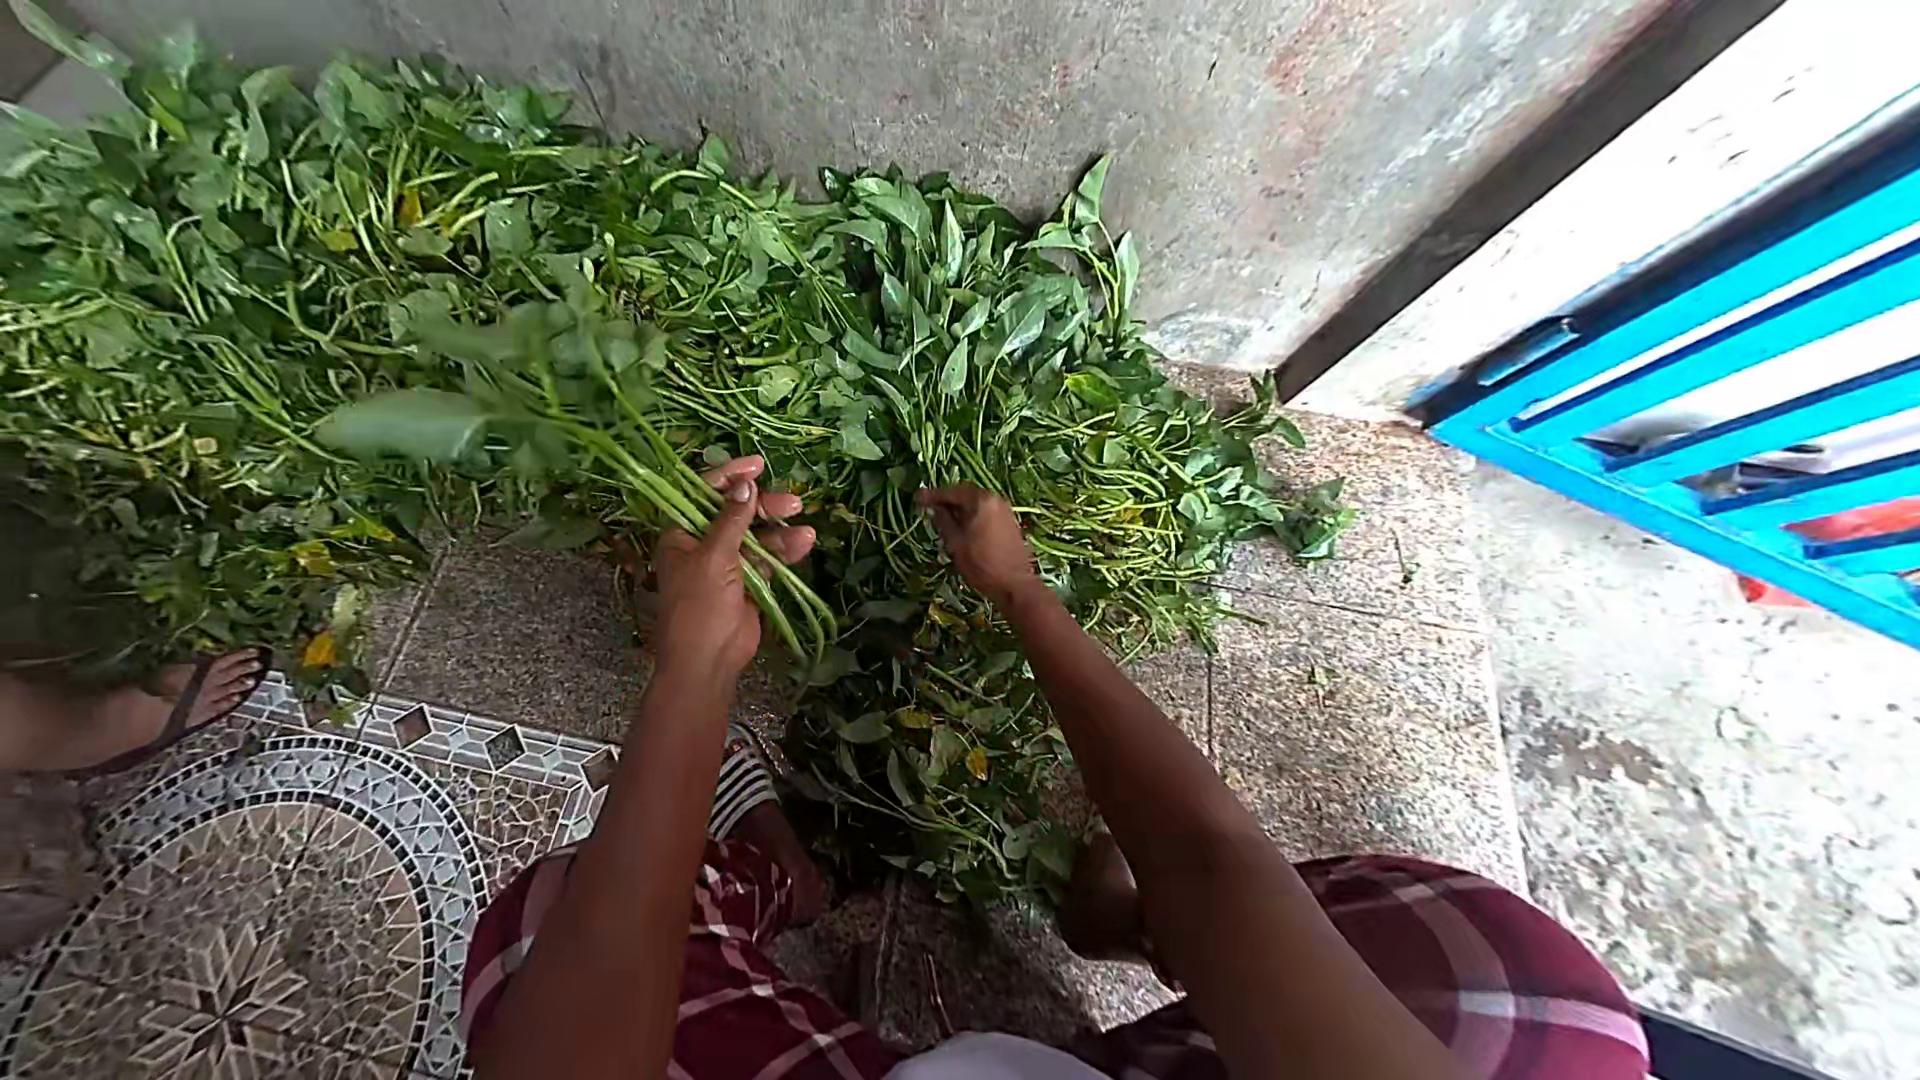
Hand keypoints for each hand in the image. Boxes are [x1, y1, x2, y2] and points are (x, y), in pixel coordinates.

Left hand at [653, 456, 815, 682]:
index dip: (730, 476)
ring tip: (804, 529)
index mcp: (682, 533)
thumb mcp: (713, 558)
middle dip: (764, 506)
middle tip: (792, 502)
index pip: (704, 493)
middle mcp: (704, 542)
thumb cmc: (699, 606)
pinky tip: (803, 544)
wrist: (708, 659)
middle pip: (737, 513)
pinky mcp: (749, 580)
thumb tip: (745, 486)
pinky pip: (769, 558)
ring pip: (757, 535)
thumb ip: (731, 520)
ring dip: (780, 531)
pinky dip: (785, 551)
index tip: (758, 465)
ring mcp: (728, 562)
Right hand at [917, 486, 1041, 607]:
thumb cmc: (981, 565)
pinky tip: (963, 526)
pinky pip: (986, 511)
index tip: (918, 498)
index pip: (952, 492)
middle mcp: (995, 499)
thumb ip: (944, 522)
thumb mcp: (955, 544)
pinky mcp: (1009, 521)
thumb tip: (935, 509)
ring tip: (944, 518)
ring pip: (976, 503)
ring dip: (960, 508)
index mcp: (981, 501)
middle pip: (966, 494)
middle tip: (930, 507)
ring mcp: (1005, 510)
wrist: (1014, 584)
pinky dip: (972, 515)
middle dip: (947, 500)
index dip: (933, 495)